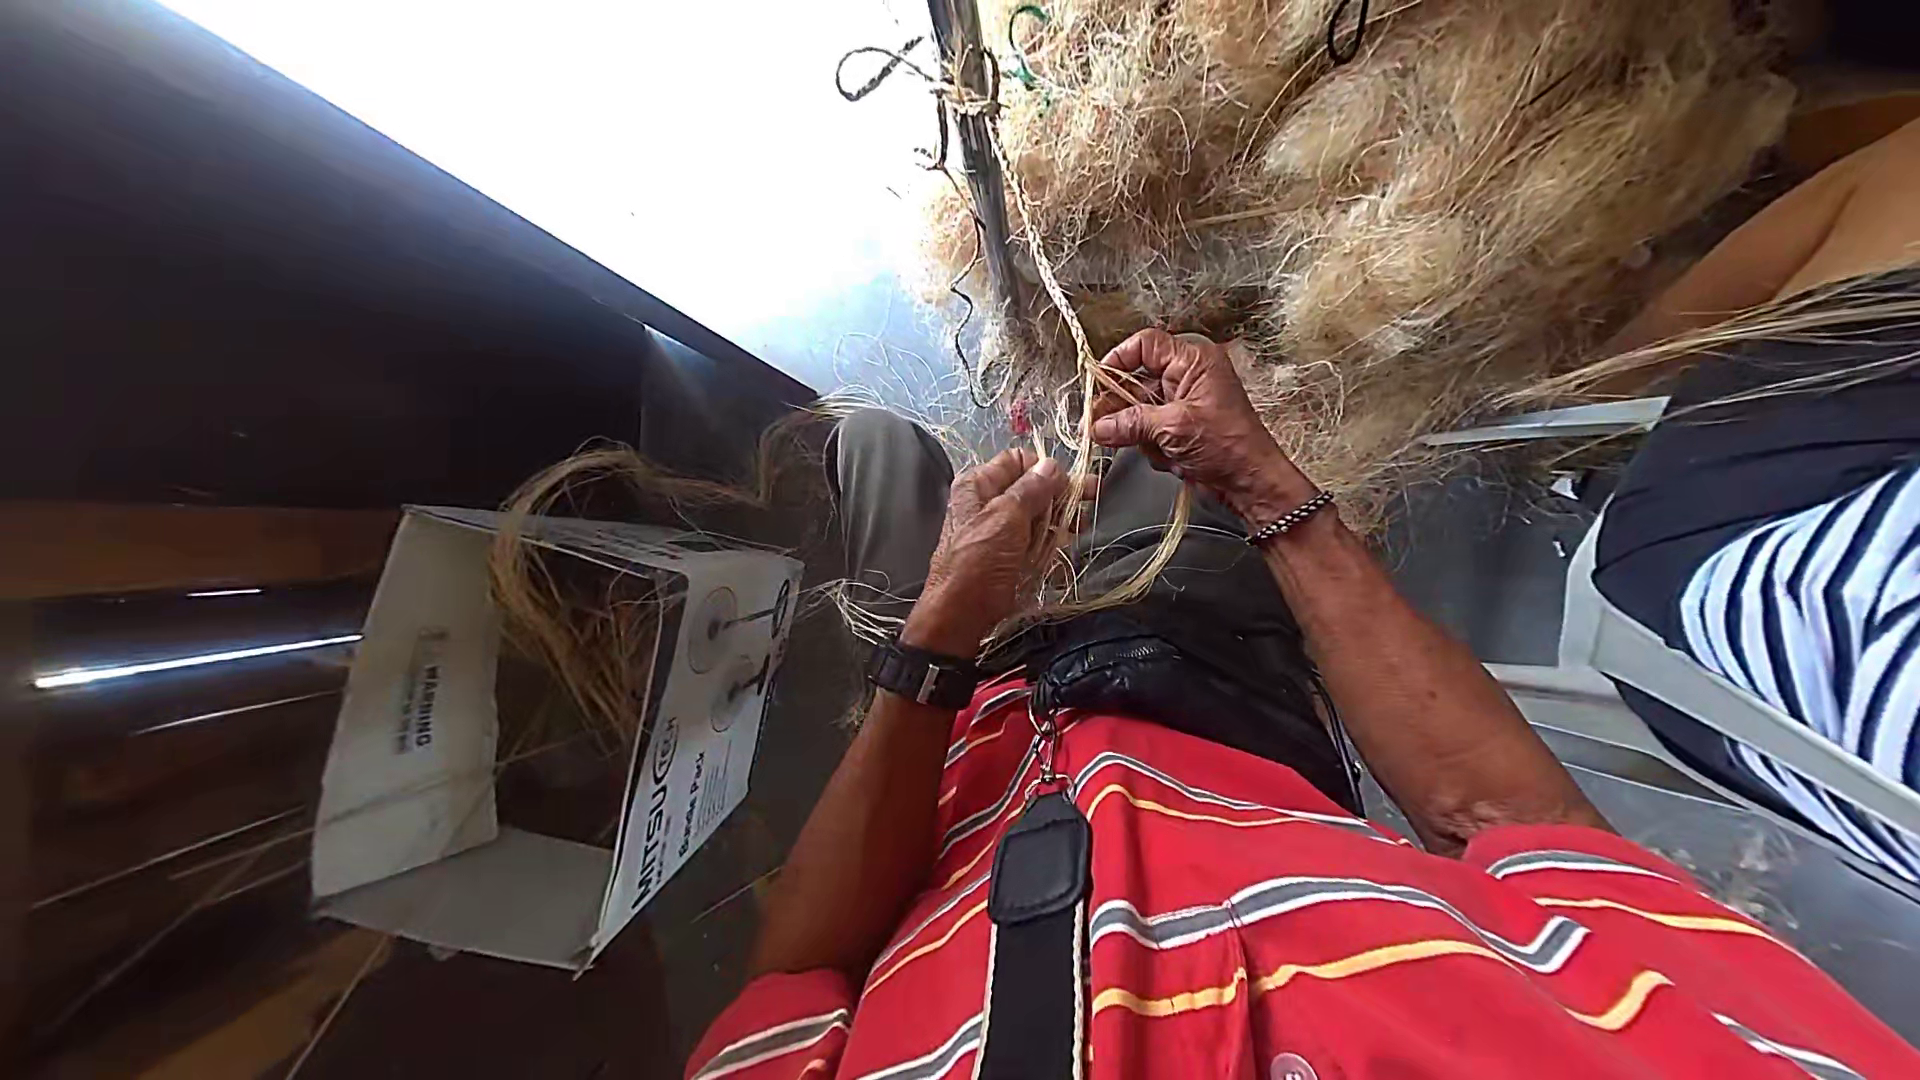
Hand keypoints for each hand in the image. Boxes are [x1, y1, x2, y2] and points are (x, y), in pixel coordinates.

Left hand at [903, 448, 1066, 655]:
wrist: (960, 616)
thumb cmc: (977, 564)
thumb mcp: (1005, 519)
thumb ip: (1030, 490)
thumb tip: (1051, 466)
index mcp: (976, 485)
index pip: (1017, 461)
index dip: (1044, 468)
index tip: (1070, 482)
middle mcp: (985, 502)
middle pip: (1030, 487)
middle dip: (1060, 492)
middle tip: (1090, 497)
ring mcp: (998, 529)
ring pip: (1035, 513)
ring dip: (1060, 516)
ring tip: (1080, 523)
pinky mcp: (1007, 554)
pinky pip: (1033, 537)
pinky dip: (1051, 537)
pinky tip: (1067, 539)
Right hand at [1090, 328, 1317, 525]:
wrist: (1248, 481)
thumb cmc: (1228, 445)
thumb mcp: (1173, 428)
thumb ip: (1130, 423)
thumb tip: (1098, 426)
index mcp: (1192, 362)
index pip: (1145, 346)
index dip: (1118, 360)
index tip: (1097, 382)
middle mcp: (1185, 378)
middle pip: (1135, 380)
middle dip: (1117, 405)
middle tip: (1096, 424)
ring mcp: (1179, 404)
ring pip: (1136, 409)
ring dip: (1135, 431)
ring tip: (1146, 445)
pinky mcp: (1176, 429)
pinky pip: (1145, 431)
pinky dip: (1148, 445)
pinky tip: (1166, 456)